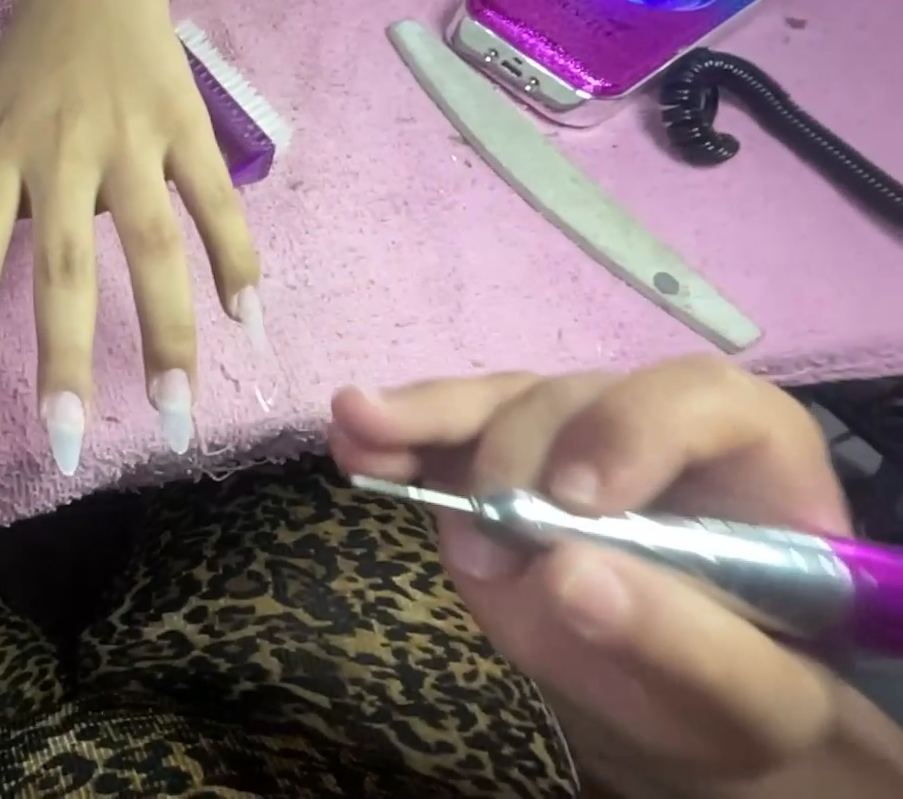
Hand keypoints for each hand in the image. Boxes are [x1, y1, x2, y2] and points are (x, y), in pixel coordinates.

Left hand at [0, 0, 260, 474]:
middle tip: (69, 444)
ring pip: (150, 245)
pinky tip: (250, 321)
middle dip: (65, 360)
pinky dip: (236, 256)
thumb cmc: (21, 64)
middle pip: (61, 269)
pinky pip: (215, 200)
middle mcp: (60, 156)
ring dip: (166, 331)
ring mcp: (130, 141)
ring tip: (176, 413)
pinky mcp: (188, 125)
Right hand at [329, 356, 854, 790]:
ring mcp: (544, 432)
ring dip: (416, 417)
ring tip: (355, 428)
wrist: (651, 686)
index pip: (693, 401)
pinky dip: (385, 435)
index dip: (630, 429)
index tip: (577, 501)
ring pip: (483, 401)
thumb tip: (566, 575)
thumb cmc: (723, 689)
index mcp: (739, 461)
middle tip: (481, 535)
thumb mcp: (738, 693)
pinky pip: (426, 428)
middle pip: (563, 397)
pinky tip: (349, 444)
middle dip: (510, 455)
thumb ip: (680, 641)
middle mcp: (635, 423)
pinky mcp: (476, 451)